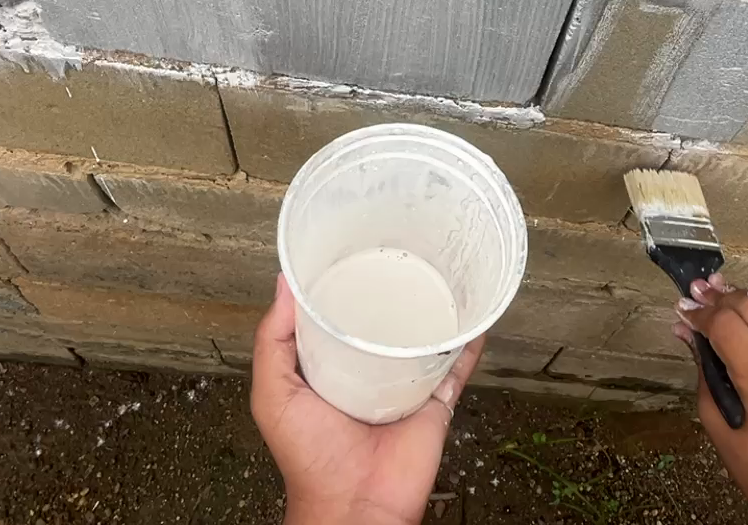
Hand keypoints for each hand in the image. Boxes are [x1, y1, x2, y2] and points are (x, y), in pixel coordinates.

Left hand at [251, 272, 484, 524]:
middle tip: (398, 254)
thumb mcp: (276, 396)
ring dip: (435, 310)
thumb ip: (272, 343)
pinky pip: (457, 364)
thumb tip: (283, 283)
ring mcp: (407, 382)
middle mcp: (372, 369)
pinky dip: (469, 341)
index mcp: (334, 364)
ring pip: (425, 336)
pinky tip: (475, 316)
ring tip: (440, 273)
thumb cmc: (310, 459)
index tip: (350, 249)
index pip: (340, 314)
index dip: (344, 283)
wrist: (357, 509)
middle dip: (393, 289)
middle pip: (386, 320)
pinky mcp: (437, 399)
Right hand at [677, 275, 747, 524]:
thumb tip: (683, 327)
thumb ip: (702, 367)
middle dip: (717, 296)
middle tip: (693, 295)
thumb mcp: (714, 418)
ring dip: (740, 293)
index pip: (727, 325)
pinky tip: (737, 309)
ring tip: (715, 296)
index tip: (680, 309)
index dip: (699, 313)